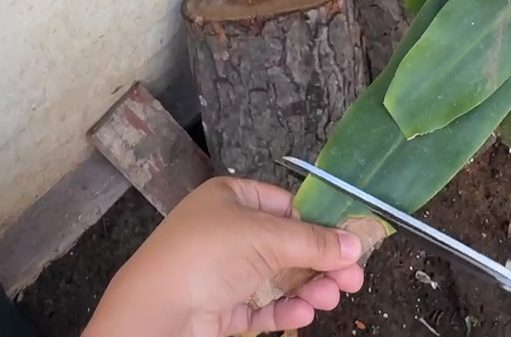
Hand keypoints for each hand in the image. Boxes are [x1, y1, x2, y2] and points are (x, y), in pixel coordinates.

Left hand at [82, 177, 365, 336]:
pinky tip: (305, 313)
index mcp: (231, 197)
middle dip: (319, 261)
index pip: (284, 204)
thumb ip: (311, 242)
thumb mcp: (263, 237)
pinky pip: (262, 306)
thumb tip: (354, 244)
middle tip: (354, 279)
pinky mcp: (223, 308)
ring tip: (333, 298)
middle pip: (285, 244)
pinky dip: (285, 310)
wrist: (156, 312)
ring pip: (277, 277)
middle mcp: (228, 230)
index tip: (351, 239)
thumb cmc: (206, 254)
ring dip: (307, 287)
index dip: (317, 221)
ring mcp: (225, 271)